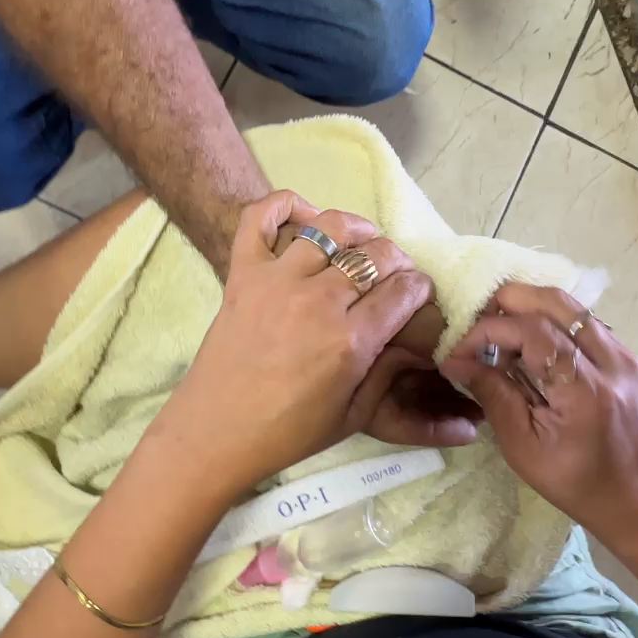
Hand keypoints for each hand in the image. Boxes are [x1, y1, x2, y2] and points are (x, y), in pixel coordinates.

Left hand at [157, 193, 458, 493]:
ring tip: (364, 241)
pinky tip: (306, 215)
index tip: (419, 295)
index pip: (404, 291)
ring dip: (357, 228)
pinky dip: (285, 204)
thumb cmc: (289, 432)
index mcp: (350, 341)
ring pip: (330, 227)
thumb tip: (415, 342)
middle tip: (395, 275)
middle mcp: (318, 301)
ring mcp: (276, 281)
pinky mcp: (242, 273)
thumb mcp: (354, 415)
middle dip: (398, 260)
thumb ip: (388, 372)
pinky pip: (260, 217)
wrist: (216, 433)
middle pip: (376, 254)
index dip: (420, 288)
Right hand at [439, 284, 637, 541]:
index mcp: (585, 391)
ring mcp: (625, 355)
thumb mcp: (523, 448)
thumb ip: (494, 395)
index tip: (461, 349)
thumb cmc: (575, 482)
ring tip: (501, 333)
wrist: (637, 498)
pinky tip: (531, 347)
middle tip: (478, 322)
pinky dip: (551, 323)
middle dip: (509, 302)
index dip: (490, 329)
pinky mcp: (628, 357)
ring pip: (572, 307)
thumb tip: (456, 361)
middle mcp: (612, 362)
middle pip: (556, 302)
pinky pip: (584, 323)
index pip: (533, 331)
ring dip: (530, 309)